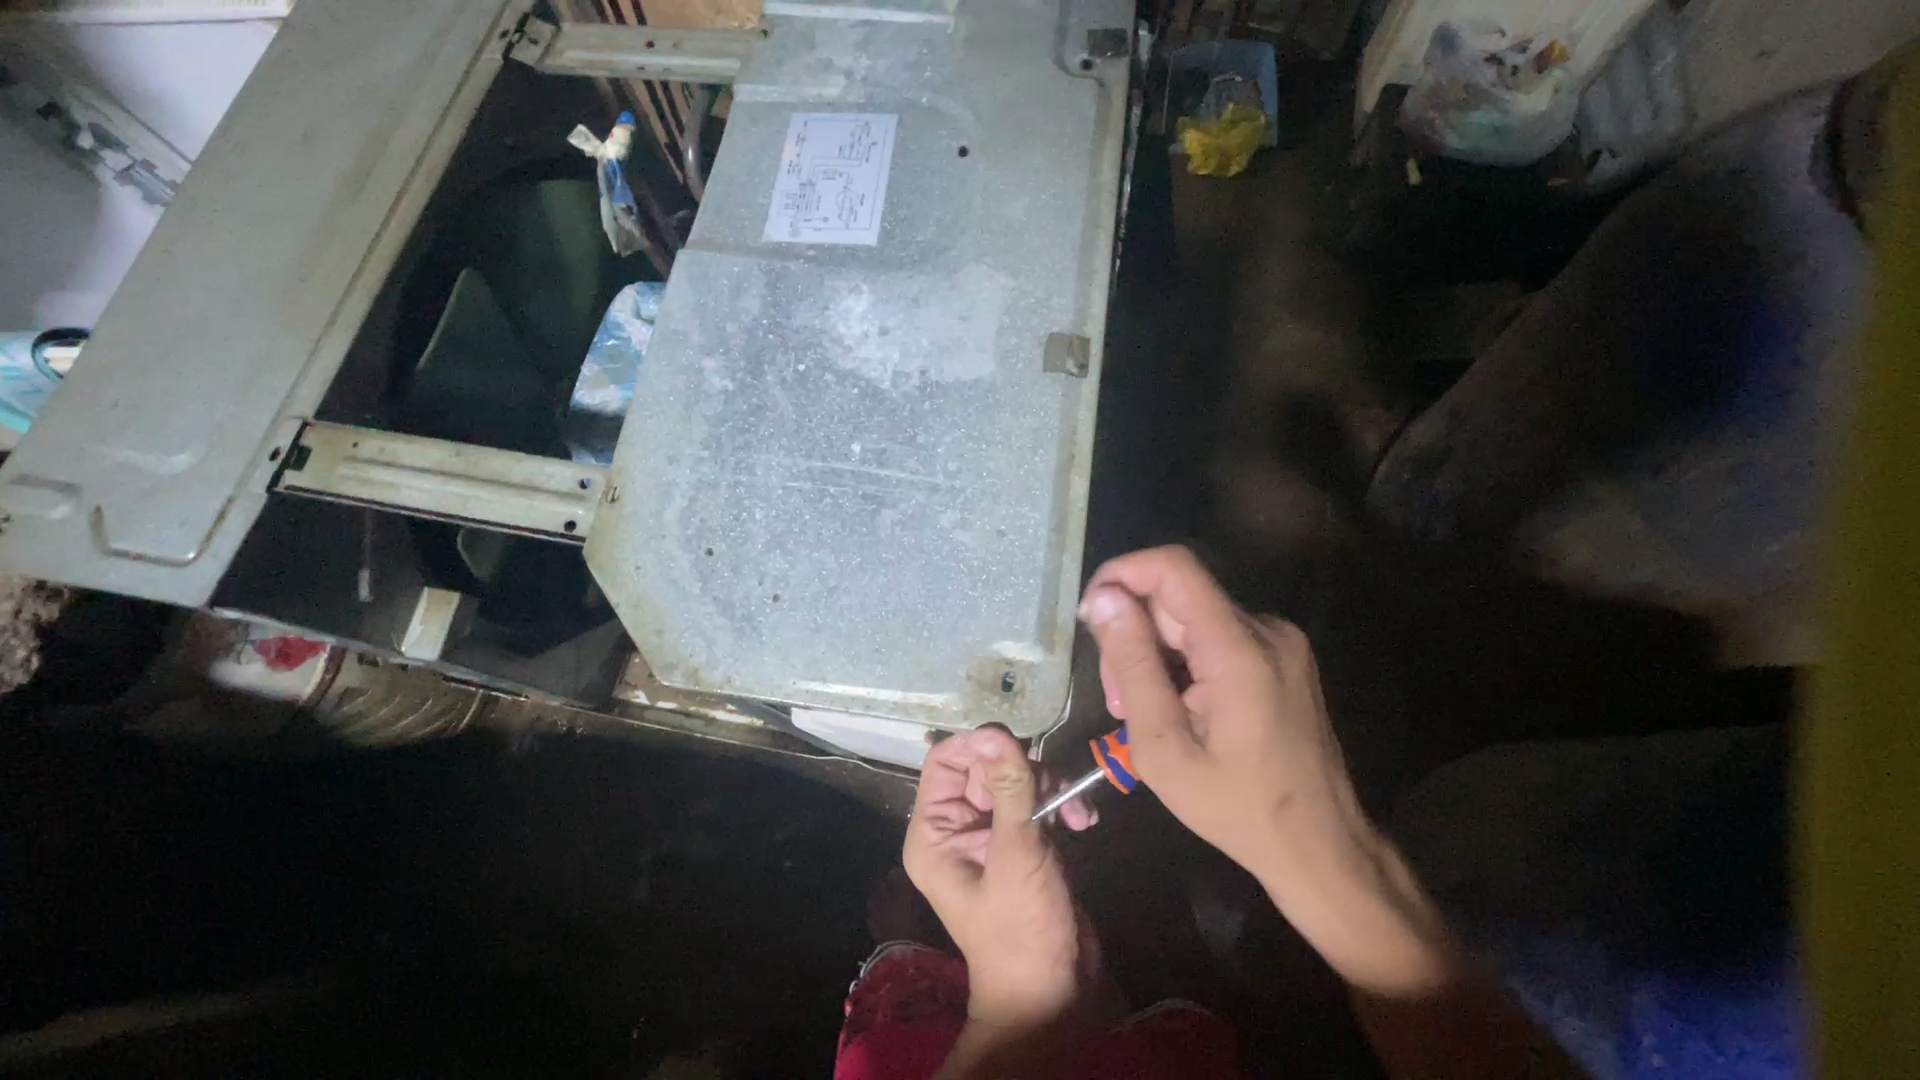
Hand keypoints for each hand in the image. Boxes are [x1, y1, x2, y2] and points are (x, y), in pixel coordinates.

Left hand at [902, 726, 1097, 1030]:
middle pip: (987, 766)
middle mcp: (958, 828)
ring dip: (1051, 788)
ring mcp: (993, 836)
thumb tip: (995, 729)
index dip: (979, 743)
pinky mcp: (1025, 845)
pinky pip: (1039, 804)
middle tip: (1056, 784)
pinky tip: (1084, 824)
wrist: (1053, 995)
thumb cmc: (1021, 929)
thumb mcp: (1015, 853)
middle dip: (1025, 768)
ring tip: (1076, 812)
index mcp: (935, 831)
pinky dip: (1062, 806)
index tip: (1016, 741)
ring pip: (1017, 781)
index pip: (945, 760)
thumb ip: (1008, 787)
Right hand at [1079, 546, 1455, 996]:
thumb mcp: (1163, 746)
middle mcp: (1266, 629)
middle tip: (1116, 699)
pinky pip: (1217, 636)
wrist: (1320, 845)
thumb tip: (1103, 601)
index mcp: (1238, 648)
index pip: (1173, 567)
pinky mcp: (1284, 658)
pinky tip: (1176, 708)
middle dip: (1132, 632)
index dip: (1122, 574)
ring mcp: (1281, 642)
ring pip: (1194, 617)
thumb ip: (1131, 666)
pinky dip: (1183, 660)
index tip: (1090, 618)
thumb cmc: (1236, 807)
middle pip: (1179, 596)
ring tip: (1141, 712)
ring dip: (1155, 651)